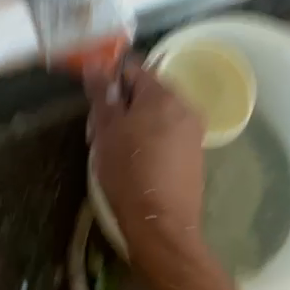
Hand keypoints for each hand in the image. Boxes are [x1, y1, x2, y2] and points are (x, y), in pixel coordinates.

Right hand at [86, 55, 207, 271]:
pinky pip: (167, 132)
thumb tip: (95, 63)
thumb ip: (102, 93)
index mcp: (163, 95)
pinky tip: (133, 160)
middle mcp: (185, 106)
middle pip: (145, 91)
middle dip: (121, 105)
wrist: (161, 226)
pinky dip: (149, 137)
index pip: (132, 69)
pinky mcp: (194, 153)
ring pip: (155, 113)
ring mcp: (193, 131)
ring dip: (133, 122)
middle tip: (99, 130)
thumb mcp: (106, 129)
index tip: (94, 101)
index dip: (110, 81)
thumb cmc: (128, 173)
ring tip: (113, 148)